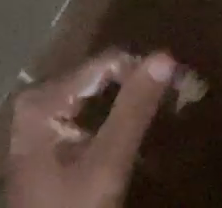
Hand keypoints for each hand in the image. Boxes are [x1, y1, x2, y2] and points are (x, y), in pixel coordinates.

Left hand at [6, 50, 174, 207]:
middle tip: (180, 94)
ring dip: (132, 97)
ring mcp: (40, 114)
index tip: (183, 81)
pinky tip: (139, 121)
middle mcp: (38, 95)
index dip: (146, 69)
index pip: (107, 63)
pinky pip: (89, 107)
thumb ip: (133, 110)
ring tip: (166, 104)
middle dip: (140, 82)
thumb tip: (166, 57)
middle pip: (100, 74)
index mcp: (44, 98)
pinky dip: (116, 112)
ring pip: (97, 90)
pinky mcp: (48, 133)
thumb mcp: (106, 165)